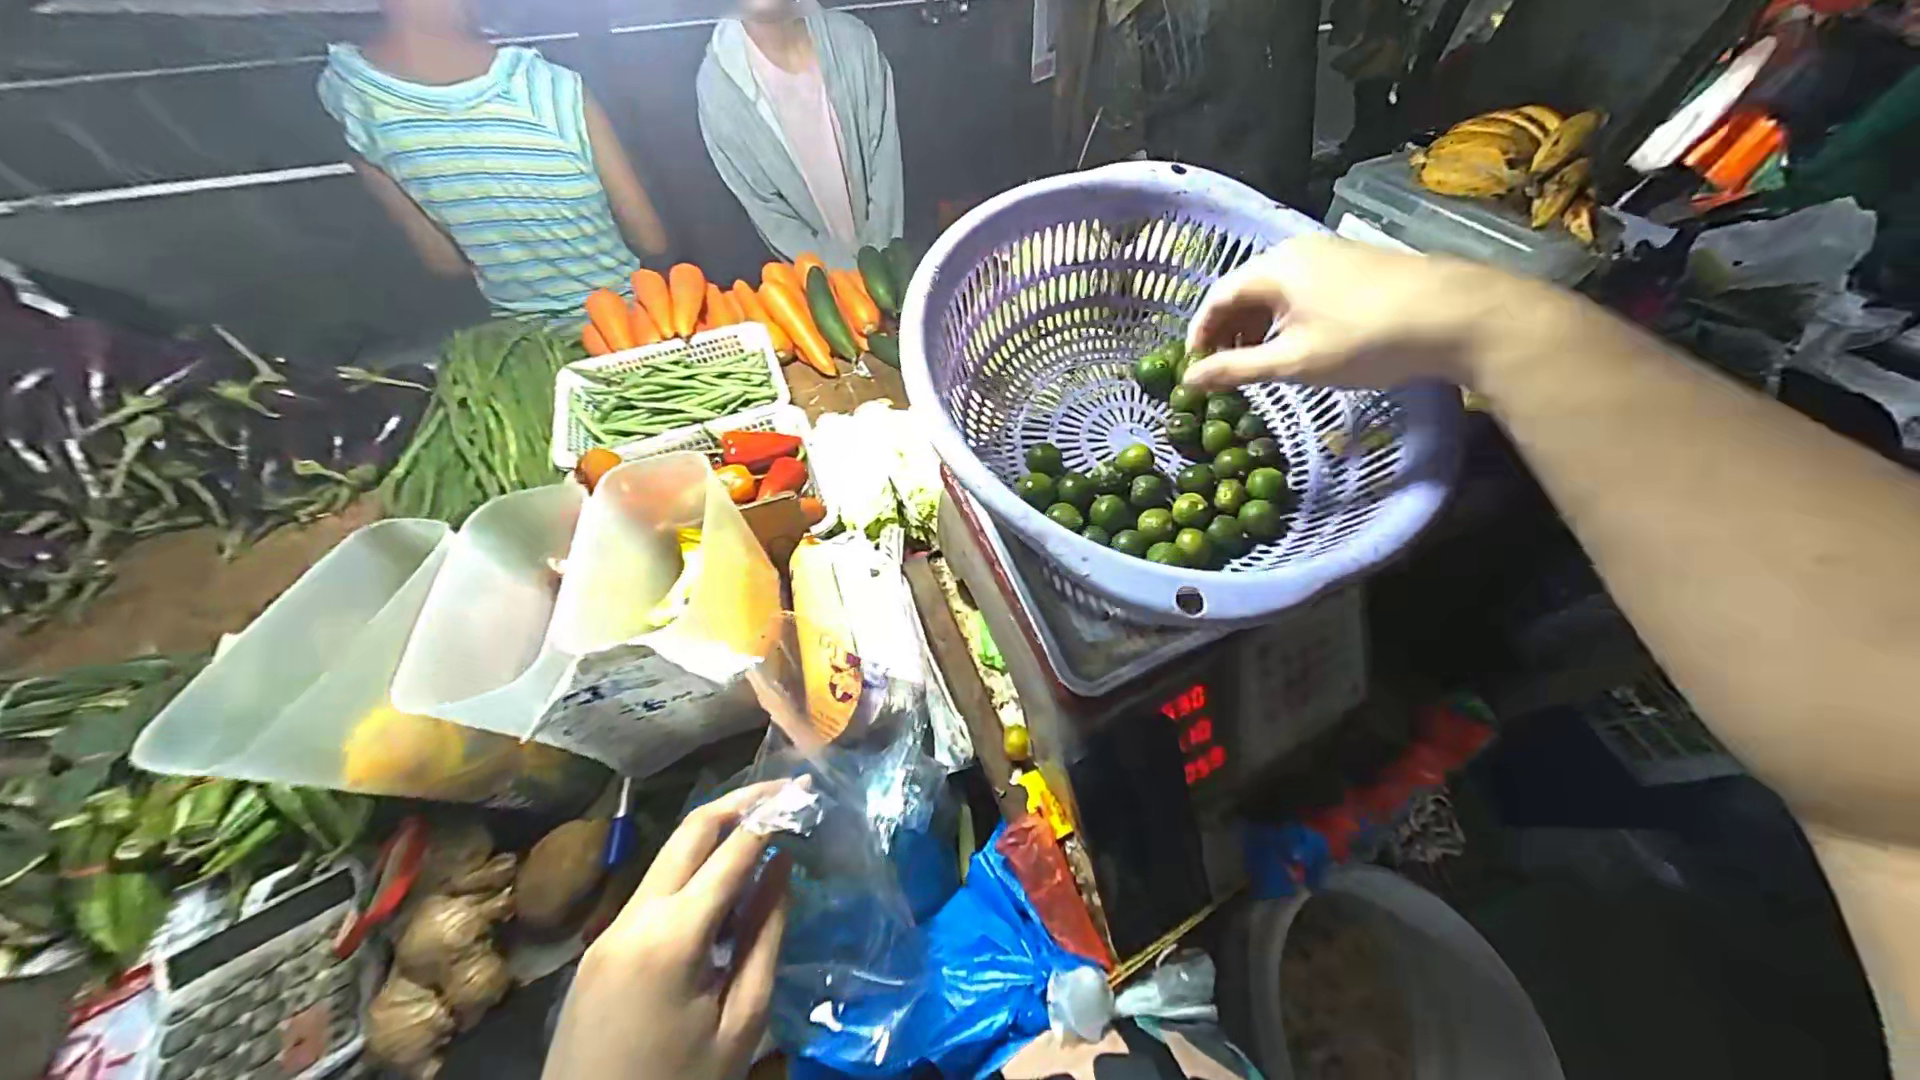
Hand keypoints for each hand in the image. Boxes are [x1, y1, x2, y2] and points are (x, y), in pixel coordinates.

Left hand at [542, 781, 792, 1079]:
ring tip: (762, 824)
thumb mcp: (741, 1020)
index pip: (733, 850)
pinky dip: (693, 867)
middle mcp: (635, 917)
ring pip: (670, 854)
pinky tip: (722, 878)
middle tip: (782, 790)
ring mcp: (610, 929)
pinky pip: (654, 887)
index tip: (804, 792)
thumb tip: (782, 865)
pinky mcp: (600, 946)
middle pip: (691, 829)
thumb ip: (764, 934)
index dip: (772, 814)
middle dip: (740, 801)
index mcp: (673, 937)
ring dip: (717, 830)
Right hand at [1181, 234, 1580, 391]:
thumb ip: (1234, 369)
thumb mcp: (1292, 361)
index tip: (1194, 370)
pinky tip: (1293, 347)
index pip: (1216, 298)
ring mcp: (1329, 256)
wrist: (1464, 317)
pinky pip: (1298, 293)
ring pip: (1272, 294)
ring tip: (1255, 363)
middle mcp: (1296, 251)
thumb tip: (1188, 381)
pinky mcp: (1354, 268)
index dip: (1199, 335)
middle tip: (1222, 371)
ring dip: (1254, 329)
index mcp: (1274, 267)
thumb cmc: (1366, 339)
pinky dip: (1282, 321)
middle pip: (1242, 292)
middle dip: (1226, 333)